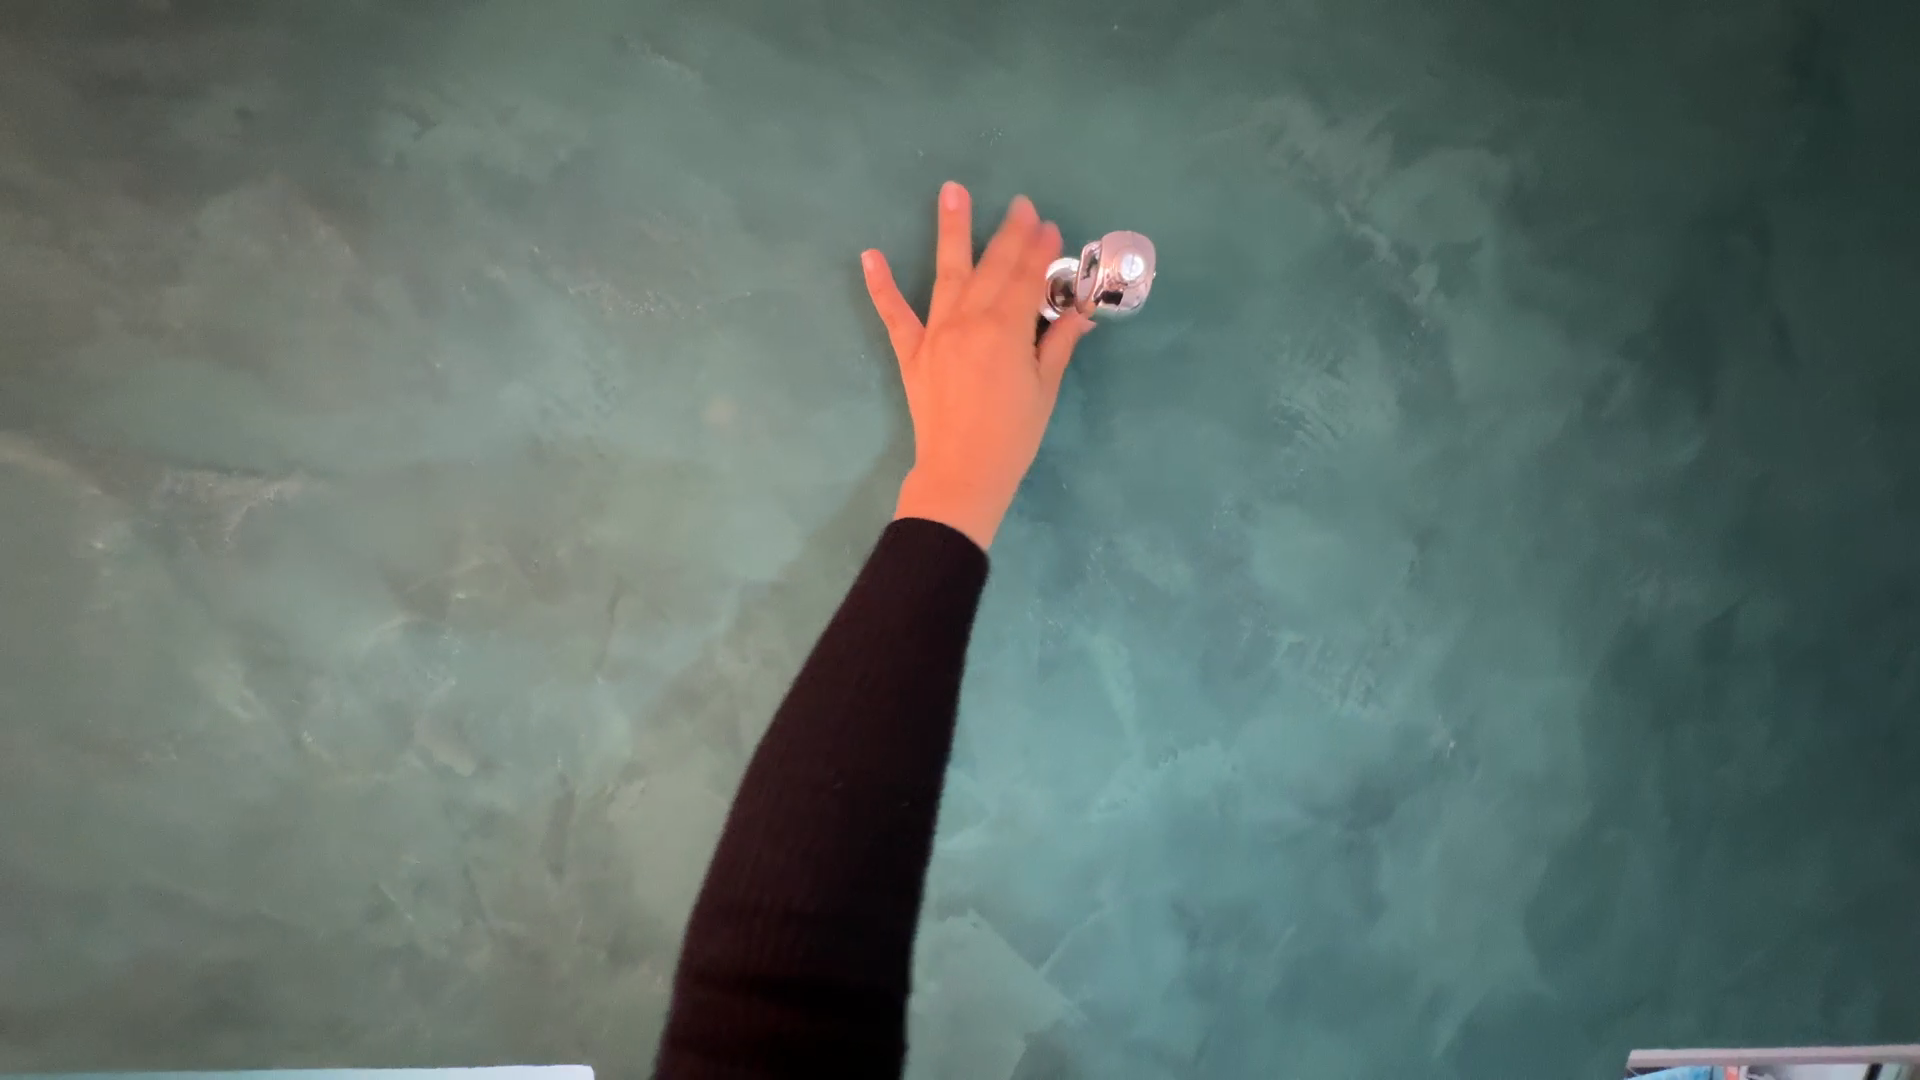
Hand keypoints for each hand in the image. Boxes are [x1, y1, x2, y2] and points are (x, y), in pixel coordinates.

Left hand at [861, 182, 1094, 550]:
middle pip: (992, 268)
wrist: (962, 474)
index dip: (1041, 251)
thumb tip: (1080, 314)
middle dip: (1009, 234)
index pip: (1027, 279)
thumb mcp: (1044, 390)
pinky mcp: (911, 353)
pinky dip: (880, 286)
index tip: (1050, 226)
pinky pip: (893, 315)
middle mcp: (969, 321)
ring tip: (951, 192)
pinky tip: (869, 255)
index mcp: (1007, 330)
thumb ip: (1058, 345)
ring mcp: (935, 334)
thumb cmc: (1012, 437)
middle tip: (1019, 204)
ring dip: (951, 231)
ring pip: (947, 274)